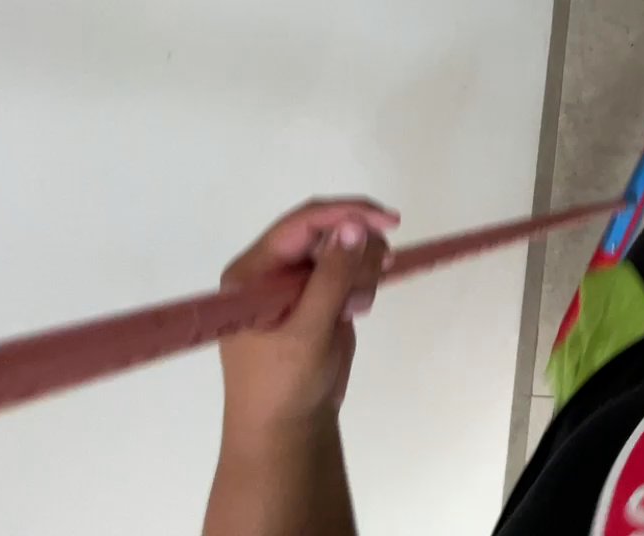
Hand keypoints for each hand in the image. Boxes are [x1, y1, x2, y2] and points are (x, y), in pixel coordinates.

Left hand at [217, 198, 399, 434]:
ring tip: (358, 304)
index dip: (347, 213)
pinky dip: (363, 280)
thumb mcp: (308, 330)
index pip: (303, 223)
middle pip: (328, 229)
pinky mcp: (317, 294)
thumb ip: (332, 276)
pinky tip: (357, 308)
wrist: (288, 430)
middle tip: (380, 269)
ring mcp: (295, 282)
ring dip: (363, 268)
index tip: (390, 221)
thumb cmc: (284, 384)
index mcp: (253, 272)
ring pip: (345, 245)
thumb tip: (354, 225)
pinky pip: (350, 266)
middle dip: (359, 247)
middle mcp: (272, 269)